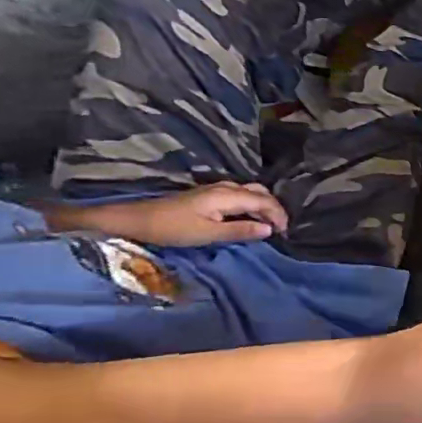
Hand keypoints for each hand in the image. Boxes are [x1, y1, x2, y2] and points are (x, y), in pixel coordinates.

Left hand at [51, 182, 289, 246]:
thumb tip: (269, 229)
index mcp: (228, 196)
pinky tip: (249, 217)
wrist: (137, 219)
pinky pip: (241, 195)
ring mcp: (217, 189)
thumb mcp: (207, 234)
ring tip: (267, 224)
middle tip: (279, 228)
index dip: (278, 216)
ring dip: (263, 206)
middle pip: (261, 193)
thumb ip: (240, 231)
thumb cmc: (172, 228)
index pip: (264, 202)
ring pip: (252, 192)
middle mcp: (226, 187)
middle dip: (274, 209)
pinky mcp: (210, 194)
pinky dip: (252, 205)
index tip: (284, 232)